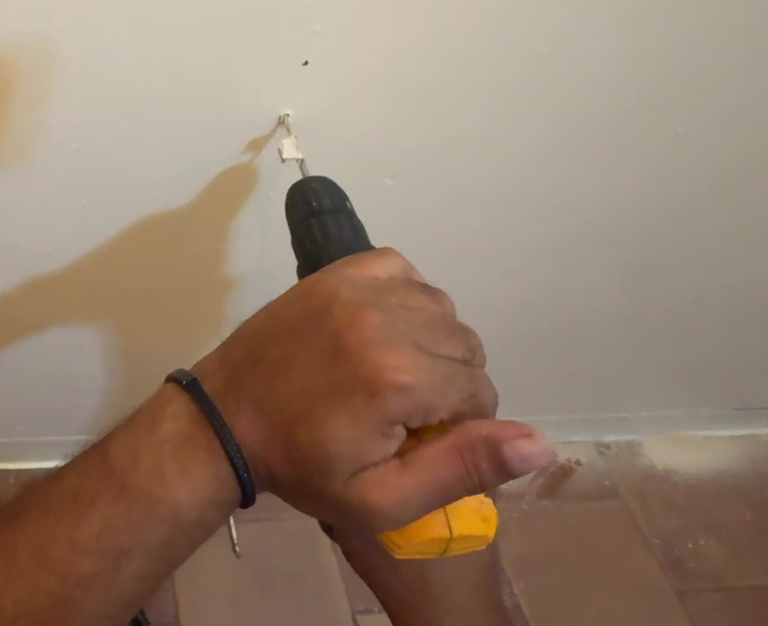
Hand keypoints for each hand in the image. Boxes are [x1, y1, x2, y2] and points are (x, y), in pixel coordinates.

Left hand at [191, 249, 552, 537]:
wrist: (226, 417)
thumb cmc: (302, 465)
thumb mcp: (381, 498)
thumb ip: (463, 468)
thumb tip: (541, 442)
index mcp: (397, 376)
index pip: (480, 392)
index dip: (459, 423)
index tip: (417, 436)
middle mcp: (382, 319)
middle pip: (465, 346)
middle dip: (449, 382)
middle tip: (402, 409)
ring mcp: (353, 288)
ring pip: (439, 307)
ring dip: (430, 339)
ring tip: (390, 370)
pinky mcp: (331, 273)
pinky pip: (401, 268)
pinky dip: (405, 295)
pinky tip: (381, 327)